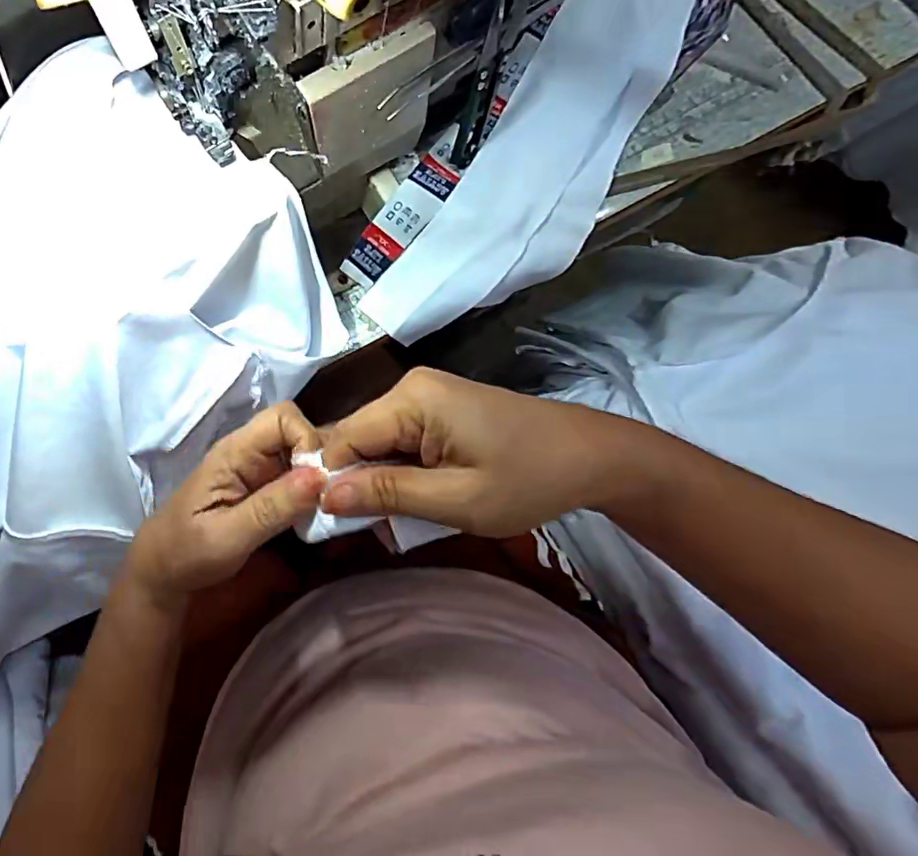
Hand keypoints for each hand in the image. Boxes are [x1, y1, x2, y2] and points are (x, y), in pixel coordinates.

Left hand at [123, 401, 326, 608]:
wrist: (162, 573)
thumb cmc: (185, 553)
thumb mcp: (227, 538)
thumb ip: (272, 508)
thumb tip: (320, 477)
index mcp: (234, 452)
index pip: (282, 418)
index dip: (308, 440)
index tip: (320, 481)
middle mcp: (250, 452)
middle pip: (298, 431)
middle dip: (321, 458)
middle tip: (332, 497)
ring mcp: (259, 470)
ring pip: (302, 453)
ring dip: (320, 475)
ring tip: (329, 507)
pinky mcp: (266, 489)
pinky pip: (299, 476)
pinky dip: (313, 490)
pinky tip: (317, 514)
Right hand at [317, 368, 669, 535]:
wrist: (592, 456)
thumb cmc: (529, 479)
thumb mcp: (458, 499)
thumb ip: (388, 494)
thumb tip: (324, 496)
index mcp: (412, 399)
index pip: (343, 438)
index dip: (330, 480)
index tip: (330, 525)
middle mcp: (410, 387)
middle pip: (358, 438)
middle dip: (357, 482)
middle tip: (372, 530)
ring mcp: (425, 395)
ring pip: (377, 442)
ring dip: (381, 480)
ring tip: (398, 519)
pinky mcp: (437, 408)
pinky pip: (400, 440)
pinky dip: (401, 471)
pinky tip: (417, 497)